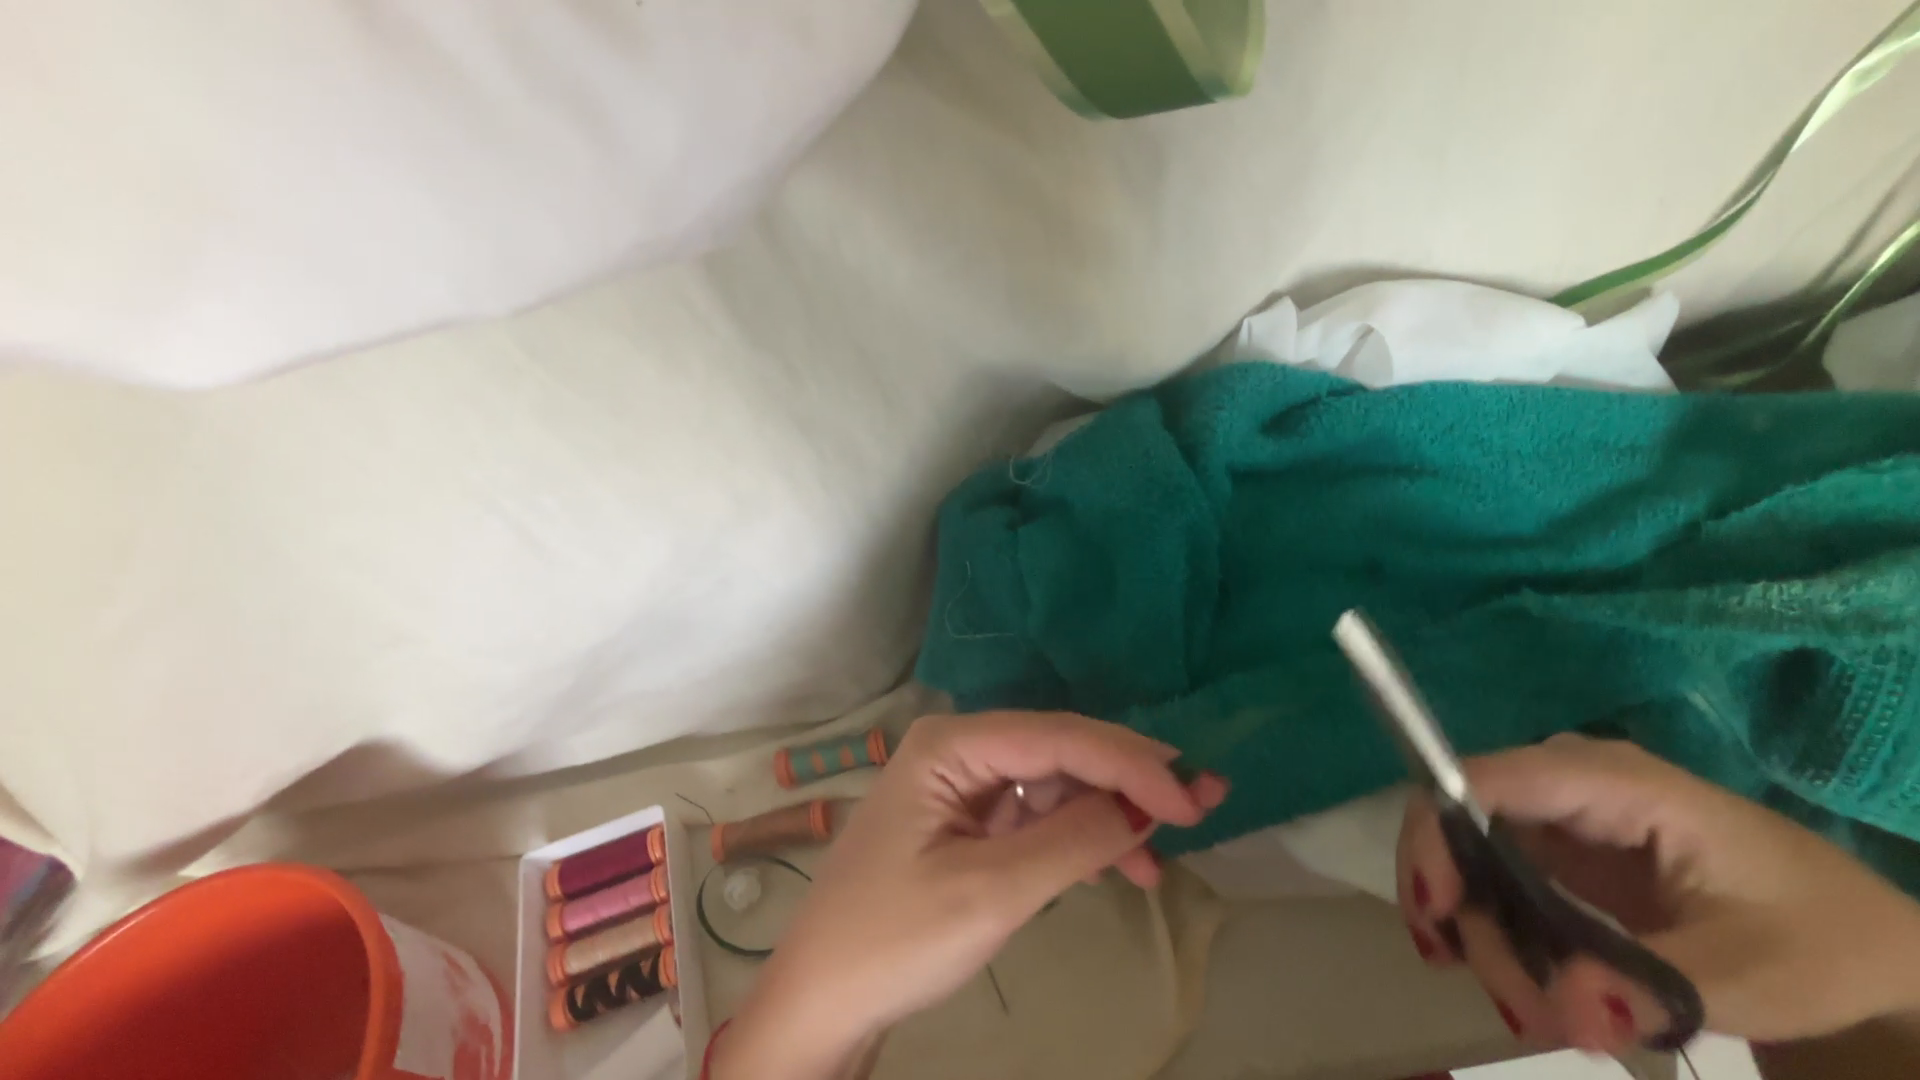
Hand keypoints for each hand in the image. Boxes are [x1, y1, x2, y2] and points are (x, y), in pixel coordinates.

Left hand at [710, 711, 1227, 1079]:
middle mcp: (957, 749)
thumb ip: (1075, 841)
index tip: (1194, 801)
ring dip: (1108, 816)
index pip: (1060, 736)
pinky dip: (1078, 840)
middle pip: (1061, 751)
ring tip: (1159, 859)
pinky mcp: (967, 823)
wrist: (824, 998)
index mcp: (951, 744)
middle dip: (1128, 780)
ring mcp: (962, 786)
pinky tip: (1116, 869)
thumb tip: (1150, 806)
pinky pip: (1036, 817)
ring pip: (1055, 785)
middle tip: (1201, 806)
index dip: (1131, 763)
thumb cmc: (895, 938)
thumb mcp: (993, 891)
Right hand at [1397, 734, 1919, 1054]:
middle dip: (1460, 904)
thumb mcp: (1752, 978)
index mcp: (1613, 783)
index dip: (1437, 835)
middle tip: (1514, 997)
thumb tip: (1560, 1008)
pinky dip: (1483, 924)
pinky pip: (1483, 869)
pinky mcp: (1549, 844)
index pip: (1484, 780)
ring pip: (1462, 848)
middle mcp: (1564, 780)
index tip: (1435, 917)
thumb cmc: (1816, 942)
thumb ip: (1652, 991)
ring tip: (1532, 1006)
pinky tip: (1514, 975)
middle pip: (1457, 816)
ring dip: (1475, 927)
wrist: (1856, 942)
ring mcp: (1552, 810)